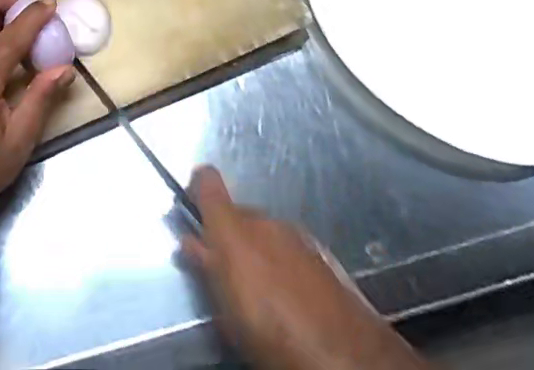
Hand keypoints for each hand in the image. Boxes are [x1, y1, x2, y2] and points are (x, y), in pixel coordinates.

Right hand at [181, 167, 430, 369]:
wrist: (343, 351)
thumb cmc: (270, 326)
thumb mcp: (223, 305)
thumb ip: (205, 265)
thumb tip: (191, 241)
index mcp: (233, 226)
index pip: (208, 181)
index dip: (197, 189)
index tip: (193, 209)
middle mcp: (264, 219)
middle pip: (239, 213)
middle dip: (230, 235)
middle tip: (225, 270)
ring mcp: (296, 234)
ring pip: (266, 232)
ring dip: (258, 251)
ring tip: (258, 290)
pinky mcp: (322, 254)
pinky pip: (290, 249)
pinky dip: (283, 263)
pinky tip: (287, 296)